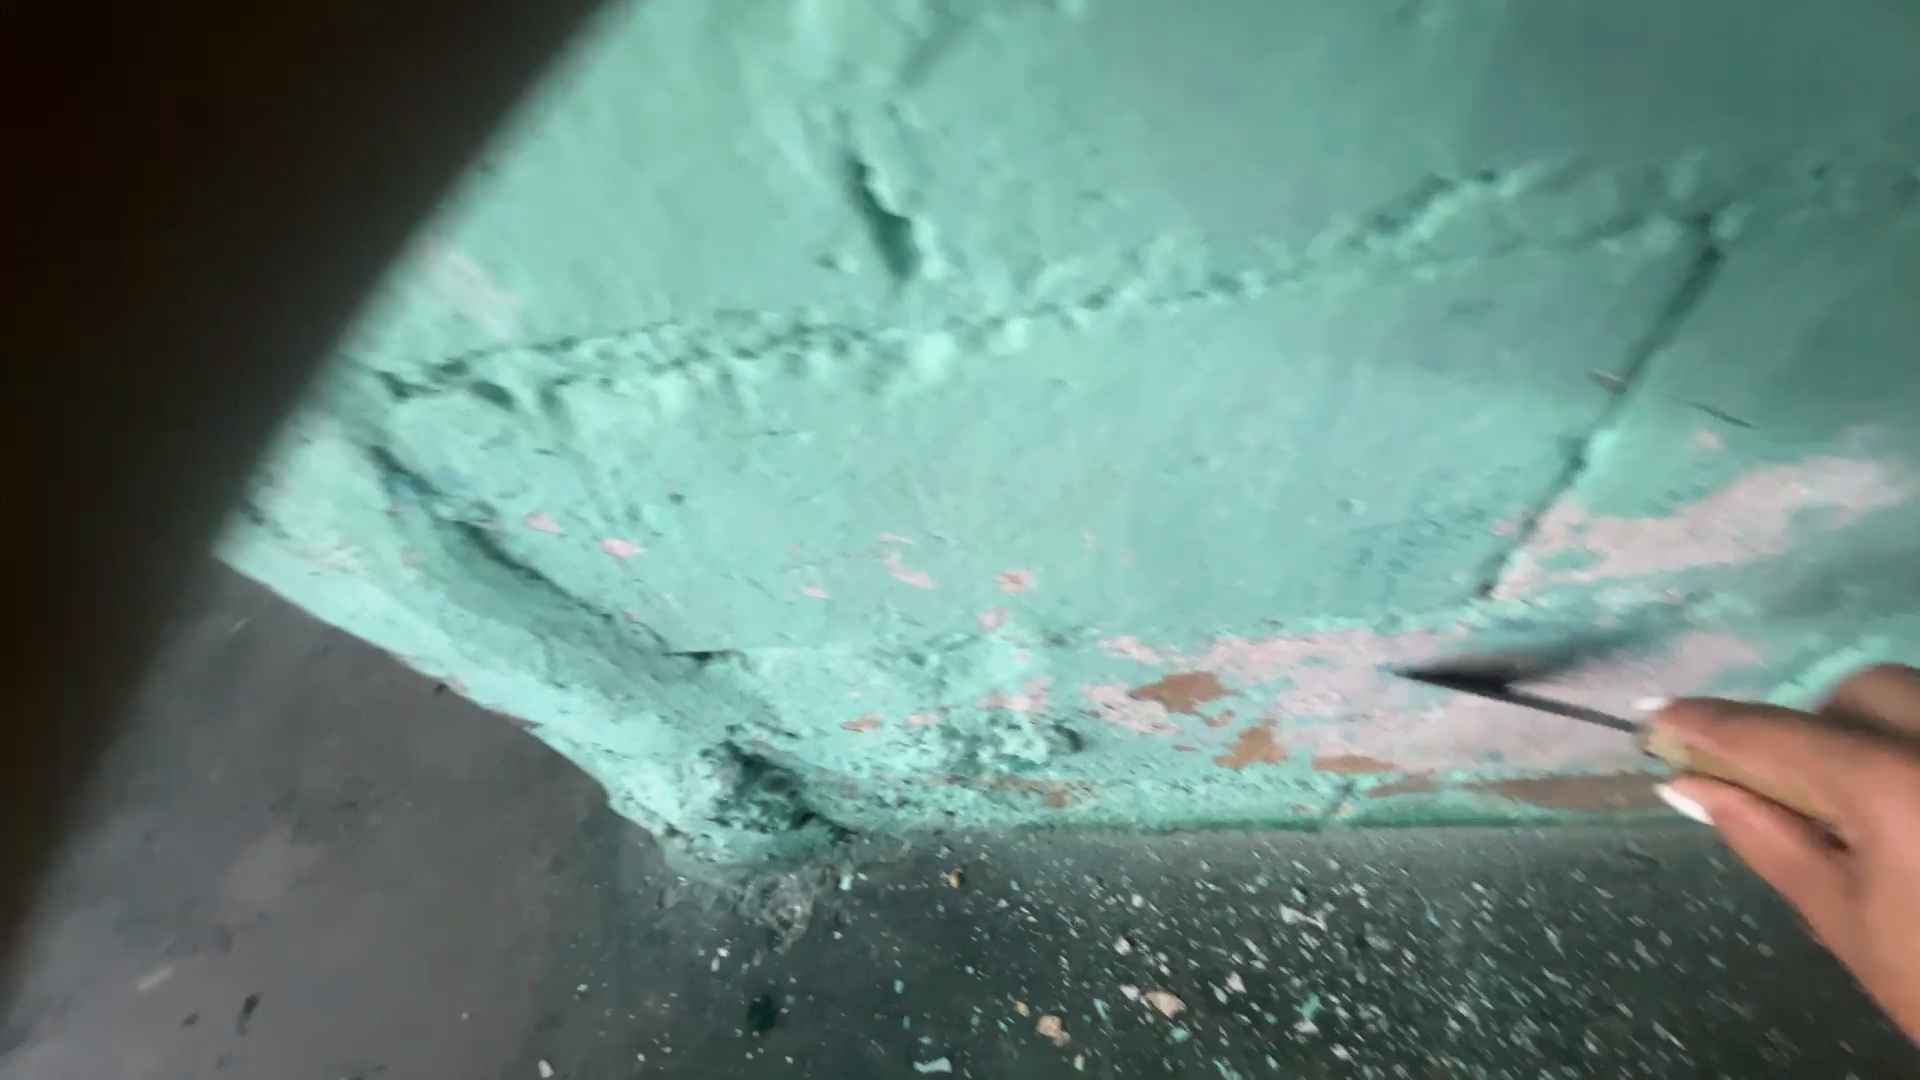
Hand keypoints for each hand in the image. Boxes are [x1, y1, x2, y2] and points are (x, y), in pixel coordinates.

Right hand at [1653, 665, 1919, 1043]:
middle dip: (1818, 725)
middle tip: (1804, 786)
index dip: (1703, 723)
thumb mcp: (1854, 927)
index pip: (1772, 734)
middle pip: (1870, 692)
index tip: (1656, 720)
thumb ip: (1765, 837)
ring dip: (1885, 737)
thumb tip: (1686, 780)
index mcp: (1903, 792)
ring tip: (1890, 808)